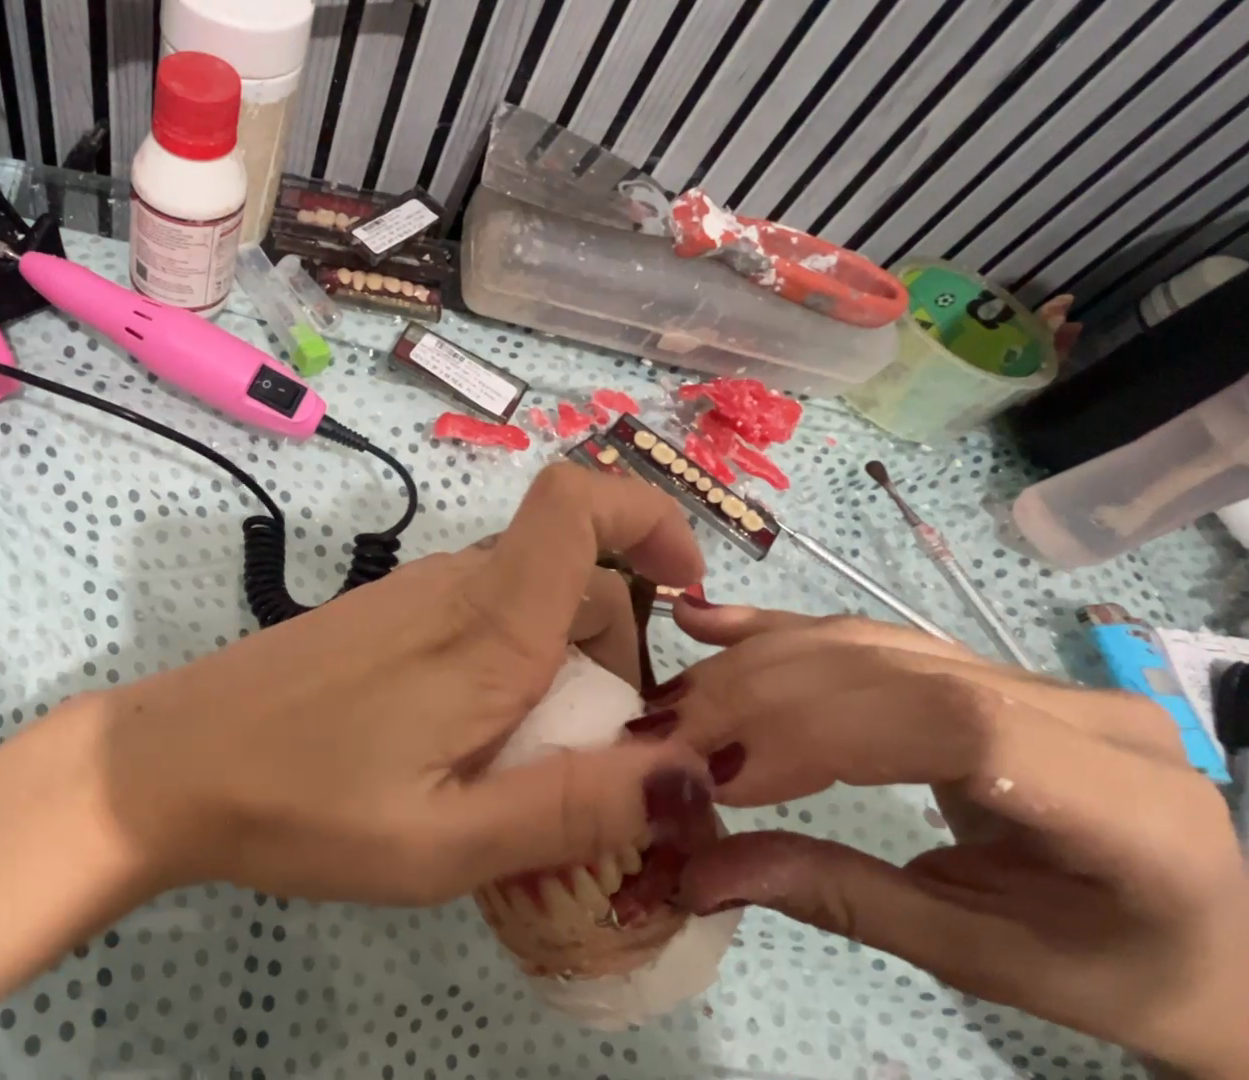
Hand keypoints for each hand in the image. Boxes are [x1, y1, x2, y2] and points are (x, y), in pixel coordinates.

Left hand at [94, 464, 713, 906]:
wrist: (165, 768)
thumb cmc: (301, 806)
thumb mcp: (447, 841)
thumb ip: (572, 806)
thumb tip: (692, 769)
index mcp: (486, 626)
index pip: (580, 499)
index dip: (651, 515)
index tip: (685, 594)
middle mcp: (451, 588)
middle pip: (571, 570)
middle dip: (619, 645)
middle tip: (598, 754)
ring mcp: (403, 600)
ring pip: (522, 600)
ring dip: (558, 668)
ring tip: (522, 768)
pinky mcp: (371, 622)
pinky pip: (468, 622)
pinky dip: (502, 670)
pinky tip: (459, 750)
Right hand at [657, 606, 1248, 1076]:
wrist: (1205, 941)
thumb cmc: (1110, 970)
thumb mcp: (981, 959)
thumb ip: (839, 898)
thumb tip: (695, 870)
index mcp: (1126, 804)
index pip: (957, 728)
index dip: (820, 735)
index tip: (720, 779)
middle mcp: (1087, 712)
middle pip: (894, 673)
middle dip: (761, 700)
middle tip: (662, 740)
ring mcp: (1035, 676)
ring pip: (868, 643)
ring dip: (754, 667)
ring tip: (670, 703)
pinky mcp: (984, 666)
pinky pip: (869, 638)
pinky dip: (777, 633)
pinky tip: (708, 621)